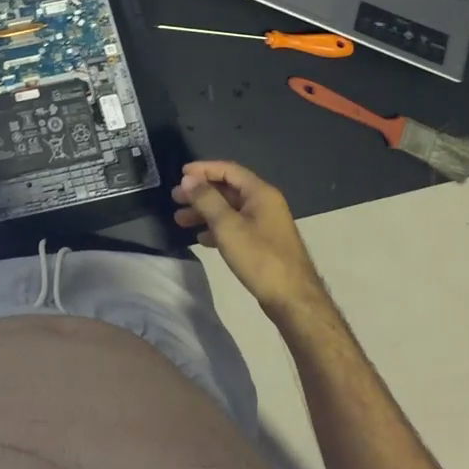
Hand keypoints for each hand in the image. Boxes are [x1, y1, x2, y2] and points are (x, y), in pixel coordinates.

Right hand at [173, 160, 326, 316]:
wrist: (293, 300)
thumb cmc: (260, 258)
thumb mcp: (227, 226)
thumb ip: (206, 199)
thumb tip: (188, 179)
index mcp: (260, 193)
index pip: (228, 170)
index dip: (203, 169)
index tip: (180, 174)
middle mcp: (264, 204)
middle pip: (227, 189)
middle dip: (200, 192)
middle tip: (175, 199)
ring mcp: (265, 225)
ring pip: (229, 209)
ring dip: (204, 212)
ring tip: (180, 220)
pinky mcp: (262, 243)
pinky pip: (235, 227)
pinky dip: (216, 228)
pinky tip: (201, 238)